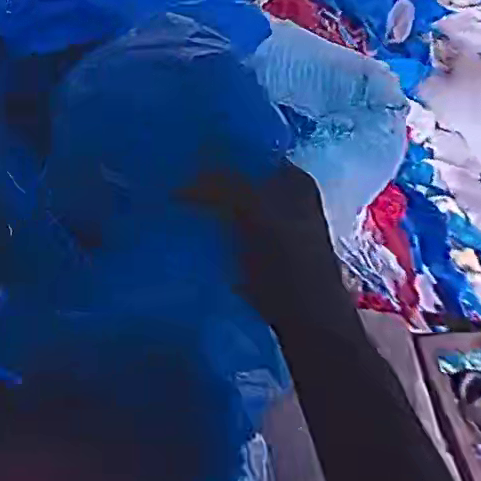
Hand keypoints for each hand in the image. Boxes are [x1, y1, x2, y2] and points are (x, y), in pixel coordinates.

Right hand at [185, 162, 353, 333]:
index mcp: (294, 180)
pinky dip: (209, 226)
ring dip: (206, 203)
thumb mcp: (255, 214)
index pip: (250, 151)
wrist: (309, 330)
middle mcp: (286, 198)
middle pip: (238, 177)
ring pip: (230, 203)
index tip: (185, 151)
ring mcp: (273, 227)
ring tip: (172, 200)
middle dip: (207, 177)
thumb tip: (179, 183)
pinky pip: (227, 228)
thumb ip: (221, 187)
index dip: (219, 149)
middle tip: (172, 175)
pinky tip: (185, 227)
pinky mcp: (259, 253)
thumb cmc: (290, 265)